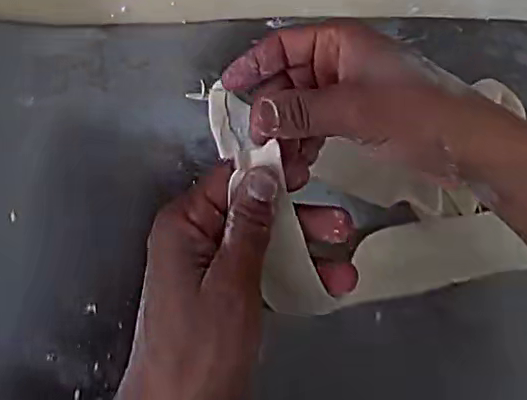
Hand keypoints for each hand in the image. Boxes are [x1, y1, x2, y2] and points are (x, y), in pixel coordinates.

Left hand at [118, 164, 355, 399]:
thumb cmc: (194, 357)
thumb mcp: (230, 284)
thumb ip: (250, 227)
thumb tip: (264, 176)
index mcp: (183, 225)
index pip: (230, 178)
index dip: (269, 171)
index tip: (304, 168)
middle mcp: (193, 239)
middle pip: (252, 210)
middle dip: (298, 218)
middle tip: (336, 221)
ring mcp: (207, 269)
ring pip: (262, 244)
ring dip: (304, 251)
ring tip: (343, 259)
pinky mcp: (220, 297)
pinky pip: (260, 272)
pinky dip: (291, 277)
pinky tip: (325, 284)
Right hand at [219, 20, 526, 186]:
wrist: (470, 146)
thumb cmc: (415, 112)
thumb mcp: (353, 109)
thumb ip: (302, 110)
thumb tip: (258, 114)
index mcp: (340, 41)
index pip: (283, 44)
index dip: (253, 64)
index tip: (229, 89)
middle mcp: (341, 59)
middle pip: (290, 77)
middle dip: (272, 109)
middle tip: (257, 143)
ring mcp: (350, 88)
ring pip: (303, 104)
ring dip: (288, 132)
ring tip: (279, 165)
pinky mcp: (360, 115)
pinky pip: (320, 122)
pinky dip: (307, 141)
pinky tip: (300, 167)